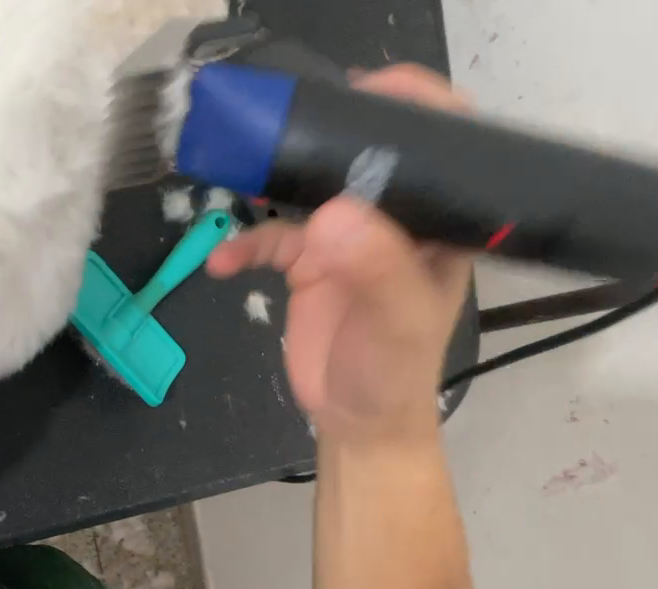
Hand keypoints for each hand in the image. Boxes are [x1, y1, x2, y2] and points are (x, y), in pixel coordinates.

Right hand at [208, 65, 473, 446]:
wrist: (353, 421)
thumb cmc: (391, 371)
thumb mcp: (395, 321)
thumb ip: (375, 269)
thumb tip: (328, 216)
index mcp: (436, 222)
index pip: (435, 145)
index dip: (407, 109)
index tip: (361, 98)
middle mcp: (393, 220)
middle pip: (364, 156)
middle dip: (325, 139)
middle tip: (286, 132)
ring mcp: (346, 239)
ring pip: (309, 192)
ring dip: (273, 185)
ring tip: (242, 181)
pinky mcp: (307, 264)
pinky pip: (269, 240)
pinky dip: (242, 245)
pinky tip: (221, 263)